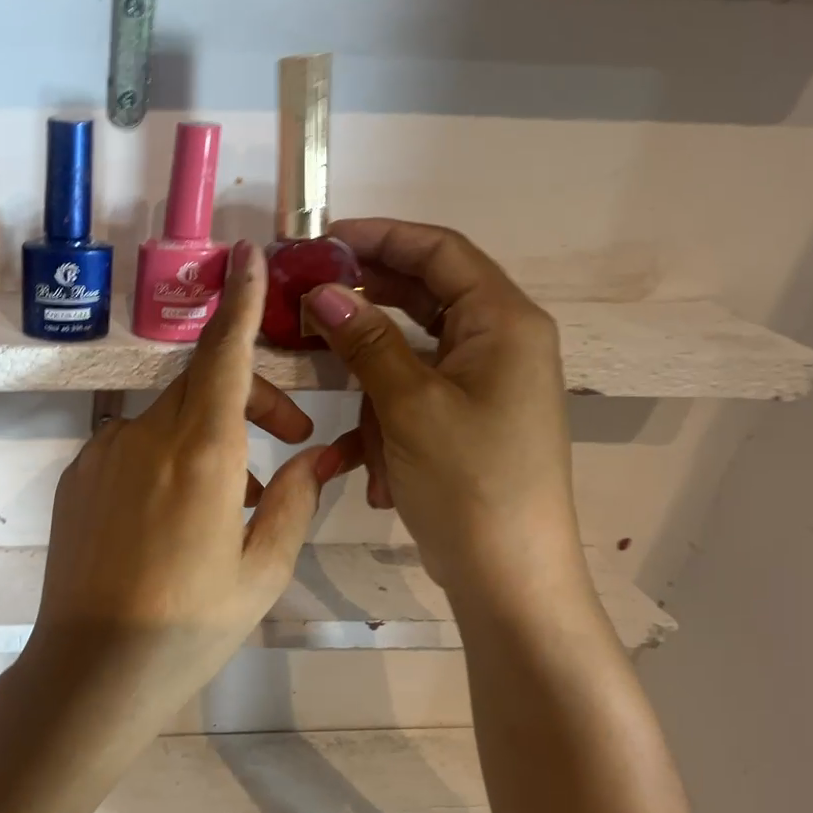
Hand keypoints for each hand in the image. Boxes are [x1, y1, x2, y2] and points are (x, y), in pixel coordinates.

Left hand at [21, 240, 338, 730]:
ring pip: (167, 418)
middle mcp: (143, 437)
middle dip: (251, 395)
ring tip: (238, 499)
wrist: (90, 668)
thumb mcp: (260, 570)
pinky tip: (178, 514)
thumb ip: (292, 502)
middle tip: (293, 435)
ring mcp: (102, 454)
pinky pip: (132, 446)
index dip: (239, 303)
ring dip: (208, 436)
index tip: (246, 256)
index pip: (223, 356)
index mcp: (199, 453)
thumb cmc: (188, 627)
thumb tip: (315, 459)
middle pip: (202, 384)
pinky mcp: (76, 477)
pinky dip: (166, 458)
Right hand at [304, 218, 586, 610]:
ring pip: (411, 349)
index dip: (381, 237)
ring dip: (368, 368)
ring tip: (321, 378)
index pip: (440, 251)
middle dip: (363, 298)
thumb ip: (365, 340)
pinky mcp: (466, 419)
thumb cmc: (469, 481)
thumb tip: (322, 290)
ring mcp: (484, 383)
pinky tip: (363, 457)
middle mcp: (500, 341)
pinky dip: (383, 412)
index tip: (320, 241)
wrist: (509, 575)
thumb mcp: (409, 405)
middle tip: (302, 298)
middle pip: (425, 295)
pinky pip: (413, 392)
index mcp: (503, 322)